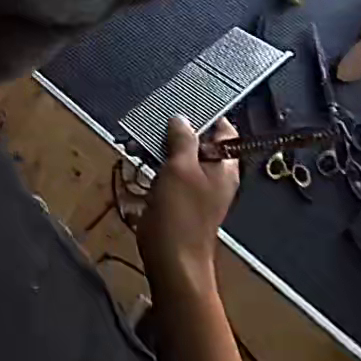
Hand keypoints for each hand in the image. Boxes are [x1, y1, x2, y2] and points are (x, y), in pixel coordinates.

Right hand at [137, 115, 239, 291]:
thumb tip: (181, 119)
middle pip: (199, 141)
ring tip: (138, 135)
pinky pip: (168, 170)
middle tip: (153, 117)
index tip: (183, 101)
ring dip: (160, 144)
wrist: (172, 259)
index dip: (207, 115)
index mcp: (224, 167)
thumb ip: (182, 140)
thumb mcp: (180, 169)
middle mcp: (213, 174)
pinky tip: (137, 154)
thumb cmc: (181, 213)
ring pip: (179, 154)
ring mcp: (195, 186)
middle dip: (175, 129)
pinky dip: (154, 160)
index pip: (224, 130)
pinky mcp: (176, 196)